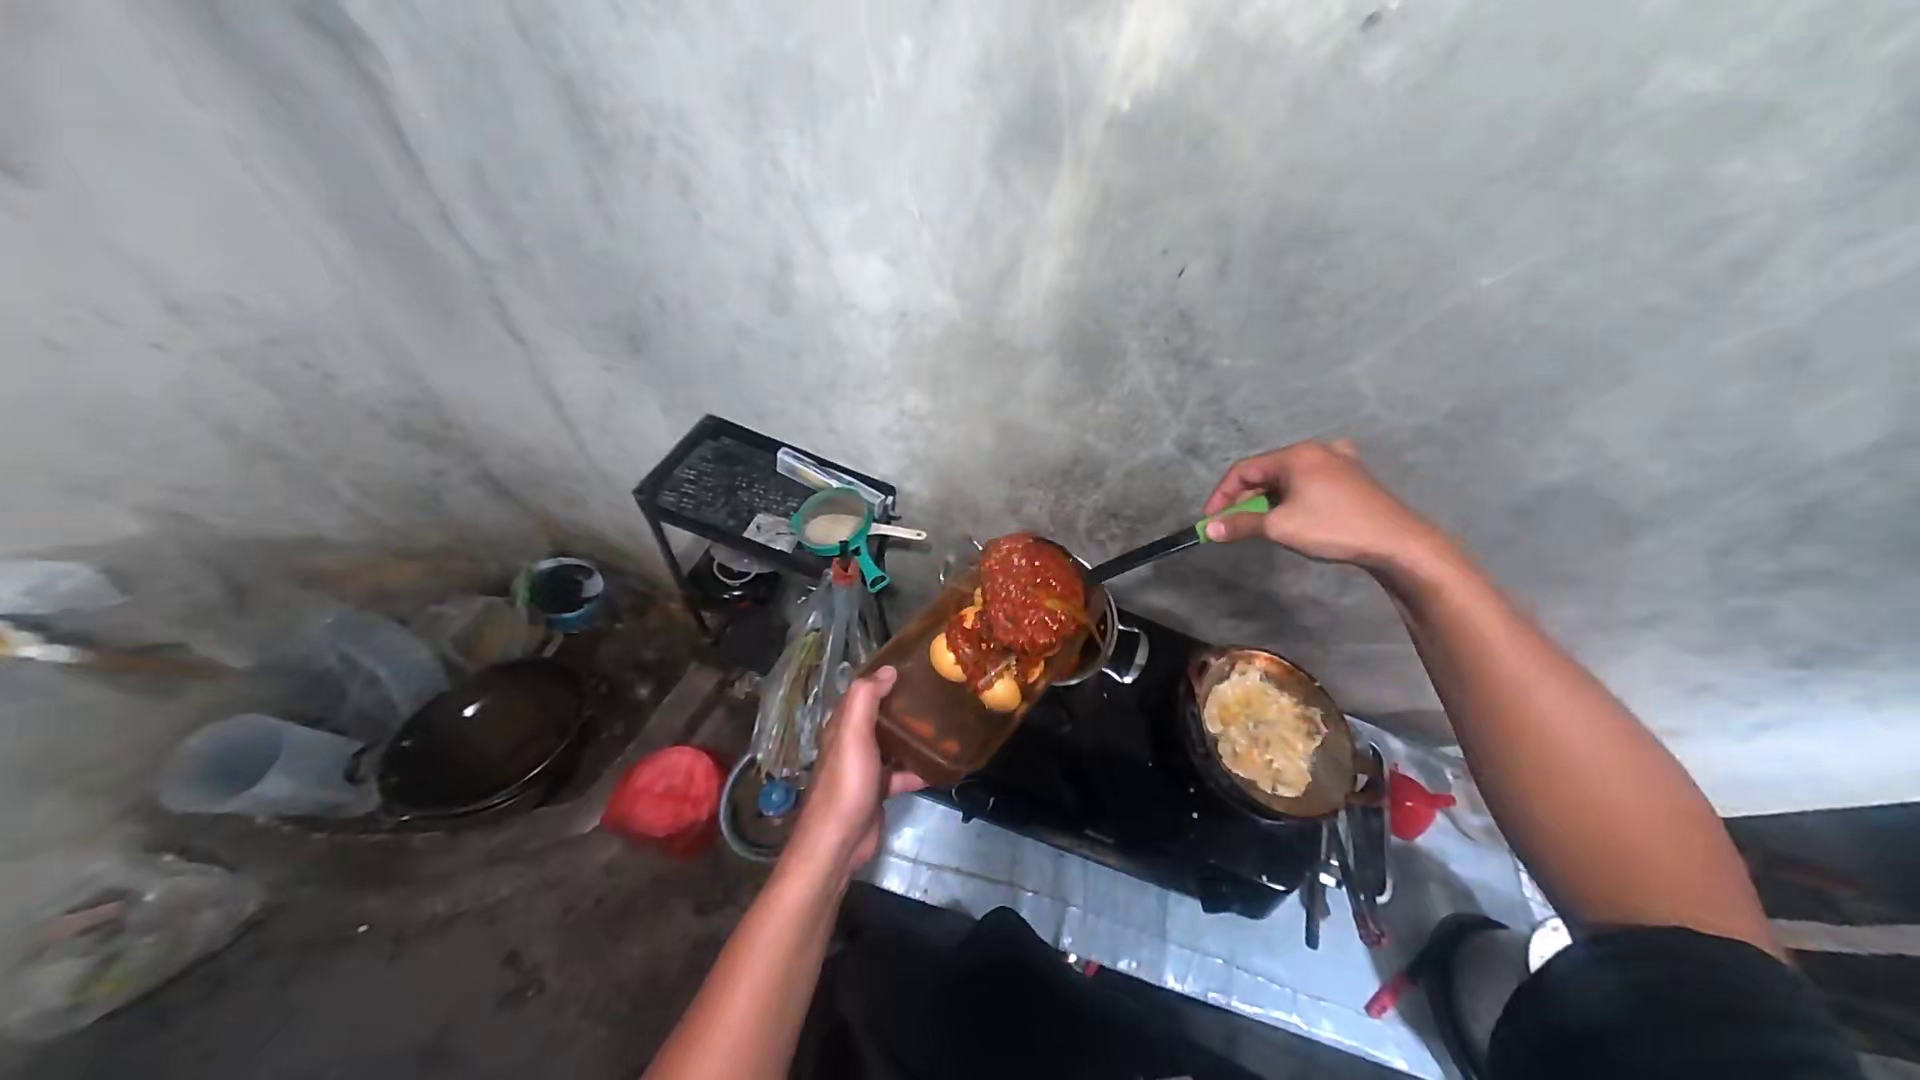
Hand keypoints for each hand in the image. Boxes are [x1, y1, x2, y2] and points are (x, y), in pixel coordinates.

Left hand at [786, 666, 926, 876]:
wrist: (838, 842)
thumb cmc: (845, 784)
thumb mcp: (852, 734)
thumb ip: (865, 699)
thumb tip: (888, 669)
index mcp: (841, 727)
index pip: (862, 694)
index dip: (883, 679)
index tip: (914, 668)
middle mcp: (850, 744)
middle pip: (878, 717)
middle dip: (901, 706)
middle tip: (934, 694)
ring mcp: (864, 769)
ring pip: (890, 744)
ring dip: (910, 736)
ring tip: (941, 725)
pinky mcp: (877, 791)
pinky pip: (900, 773)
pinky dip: (917, 769)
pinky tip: (940, 767)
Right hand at [1201, 439, 1447, 568]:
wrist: (1397, 542)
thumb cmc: (1332, 528)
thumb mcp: (1279, 527)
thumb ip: (1240, 524)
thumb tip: (1208, 528)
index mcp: (1295, 455)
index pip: (1244, 469)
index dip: (1222, 494)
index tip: (1210, 518)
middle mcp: (1316, 449)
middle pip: (1266, 471)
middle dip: (1245, 498)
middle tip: (1233, 523)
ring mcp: (1339, 460)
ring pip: (1289, 476)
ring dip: (1269, 497)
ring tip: (1262, 521)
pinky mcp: (1354, 476)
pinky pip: (1311, 478)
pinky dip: (1294, 493)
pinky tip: (1296, 505)